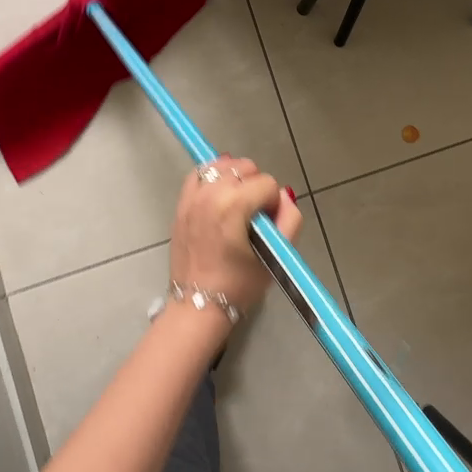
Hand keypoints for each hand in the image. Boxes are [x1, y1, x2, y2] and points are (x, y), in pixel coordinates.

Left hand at [169, 157, 301, 314]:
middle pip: (245, 168)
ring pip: (222, 166)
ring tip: (238, 205)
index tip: (268, 226)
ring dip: (235, 178)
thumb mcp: (275, 256)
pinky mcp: (181, 204)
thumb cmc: (238, 285)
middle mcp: (210, 194)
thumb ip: (290, 220)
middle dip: (255, 187)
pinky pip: (199, 174)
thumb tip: (284, 197)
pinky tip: (220, 196)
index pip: (267, 184)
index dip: (274, 204)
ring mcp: (192, 197)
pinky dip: (212, 177)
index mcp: (233, 205)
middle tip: (254, 216)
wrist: (197, 305)